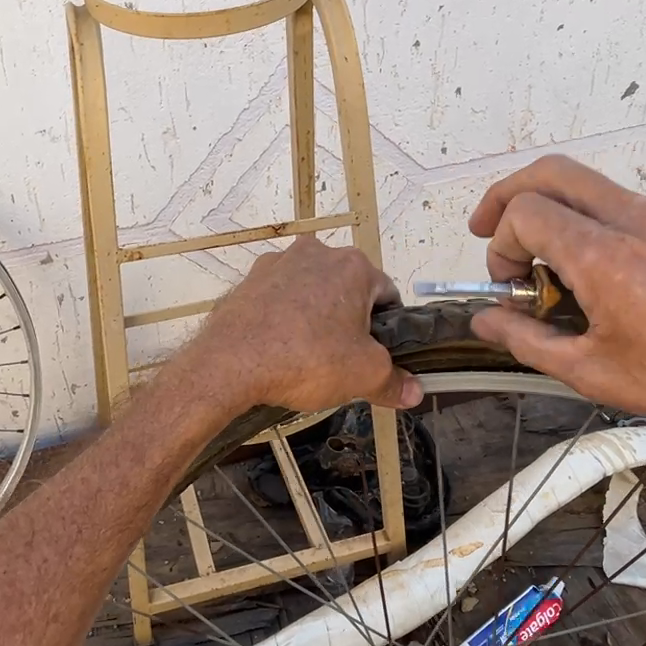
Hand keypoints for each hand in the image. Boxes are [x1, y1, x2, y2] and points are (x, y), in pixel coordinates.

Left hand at [187, 237, 422, 412]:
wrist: (231, 362)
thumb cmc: (308, 360)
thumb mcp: (364, 375)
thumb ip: (394, 381)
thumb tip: (414, 391)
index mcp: (353, 266)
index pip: (387, 295)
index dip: (387, 329)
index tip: (376, 356)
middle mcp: (316, 253)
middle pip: (347, 291)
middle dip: (349, 322)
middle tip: (341, 360)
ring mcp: (278, 263)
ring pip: (311, 292)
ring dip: (315, 318)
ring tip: (306, 357)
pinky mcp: (249, 280)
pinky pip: (278, 299)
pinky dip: (284, 317)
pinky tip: (278, 347)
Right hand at [465, 156, 645, 469]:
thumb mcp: (597, 375)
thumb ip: (527, 339)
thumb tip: (485, 320)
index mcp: (609, 259)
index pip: (526, 211)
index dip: (502, 243)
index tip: (509, 283)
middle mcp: (645, 221)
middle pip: (555, 172)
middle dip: (510, 195)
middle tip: (493, 231)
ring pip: (600, 191)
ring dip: (563, 219)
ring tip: (569, 278)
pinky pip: (642, 211)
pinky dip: (610, 231)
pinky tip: (625, 284)